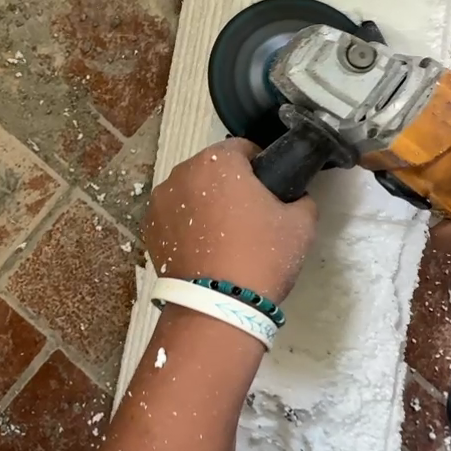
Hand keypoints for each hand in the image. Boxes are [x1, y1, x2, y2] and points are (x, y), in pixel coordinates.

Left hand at [145, 138, 318, 303]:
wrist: (218, 303)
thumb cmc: (261, 256)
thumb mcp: (301, 224)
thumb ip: (301, 198)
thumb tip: (294, 196)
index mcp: (217, 161)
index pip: (242, 148)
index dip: (259, 164)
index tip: (269, 187)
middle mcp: (182, 172)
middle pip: (212, 168)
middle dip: (229, 183)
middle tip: (250, 214)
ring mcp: (160, 199)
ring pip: (190, 190)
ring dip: (205, 201)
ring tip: (225, 234)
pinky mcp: (148, 225)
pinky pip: (173, 214)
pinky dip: (186, 222)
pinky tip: (203, 246)